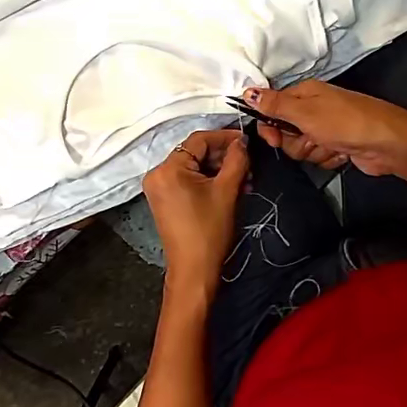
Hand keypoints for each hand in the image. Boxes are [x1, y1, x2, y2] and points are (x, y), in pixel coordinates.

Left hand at [142, 128, 249, 287]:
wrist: (194, 269)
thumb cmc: (209, 230)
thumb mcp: (227, 191)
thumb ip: (236, 160)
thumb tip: (242, 142)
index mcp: (168, 169)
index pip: (198, 140)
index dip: (225, 137)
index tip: (246, 140)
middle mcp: (157, 174)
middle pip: (195, 153)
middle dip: (224, 157)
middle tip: (249, 165)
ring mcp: (159, 187)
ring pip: (194, 167)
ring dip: (219, 170)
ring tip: (244, 180)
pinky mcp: (164, 199)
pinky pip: (188, 180)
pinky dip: (208, 181)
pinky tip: (230, 187)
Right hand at [240, 82, 406, 176]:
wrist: (387, 144)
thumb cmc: (348, 122)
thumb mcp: (304, 112)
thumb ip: (273, 105)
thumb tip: (247, 93)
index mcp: (305, 93)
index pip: (272, 109)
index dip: (270, 126)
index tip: (275, 137)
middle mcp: (314, 109)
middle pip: (285, 133)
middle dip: (296, 143)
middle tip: (311, 139)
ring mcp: (326, 129)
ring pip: (301, 149)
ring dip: (314, 152)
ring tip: (331, 146)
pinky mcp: (337, 146)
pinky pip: (319, 158)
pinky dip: (329, 159)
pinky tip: (342, 153)